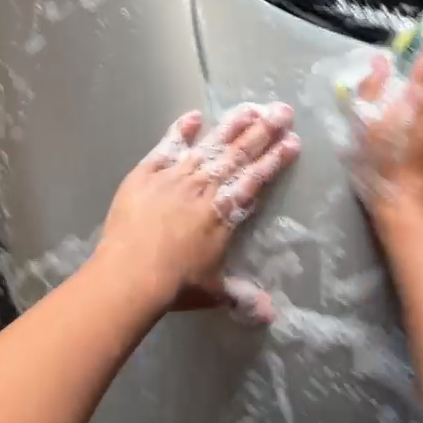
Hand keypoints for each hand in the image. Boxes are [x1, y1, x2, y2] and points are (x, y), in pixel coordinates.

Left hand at [92, 103, 300, 323]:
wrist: (130, 273)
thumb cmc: (174, 284)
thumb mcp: (211, 291)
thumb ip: (240, 296)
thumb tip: (269, 315)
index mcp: (223, 213)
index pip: (255, 180)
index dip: (274, 160)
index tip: (292, 141)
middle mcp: (204, 187)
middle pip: (238, 154)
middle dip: (262, 131)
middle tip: (282, 110)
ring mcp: (175, 176)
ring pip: (209, 145)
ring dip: (231, 125)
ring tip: (250, 107)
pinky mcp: (146, 173)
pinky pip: (167, 146)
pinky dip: (180, 130)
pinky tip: (193, 115)